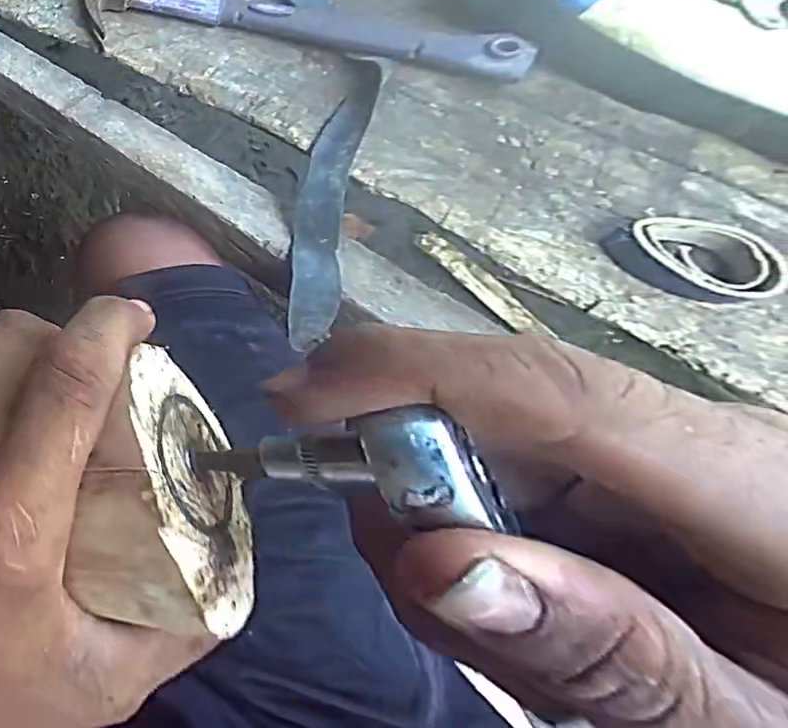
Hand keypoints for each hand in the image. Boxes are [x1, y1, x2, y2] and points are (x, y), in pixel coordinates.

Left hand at [0, 299, 213, 727]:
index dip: (108, 329)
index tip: (135, 318)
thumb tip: (222, 546)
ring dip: (10, 346)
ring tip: (31, 383)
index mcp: (12, 522)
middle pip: (12, 339)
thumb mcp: (97, 681)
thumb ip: (176, 620)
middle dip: (62, 334)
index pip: (68, 382)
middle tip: (85, 370)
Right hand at [267, 327, 787, 725]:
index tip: (288, 403)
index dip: (402, 372)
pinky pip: (474, 469)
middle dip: (408, 494)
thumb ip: (615, 658)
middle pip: (479, 417)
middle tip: (428, 594)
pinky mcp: (599, 467)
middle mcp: (686, 438)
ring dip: (427, 531)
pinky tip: (509, 601)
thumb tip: (439, 565)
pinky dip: (449, 535)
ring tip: (500, 634)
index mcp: (768, 488)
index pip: (551, 386)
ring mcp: (638, 449)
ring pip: (455, 443)